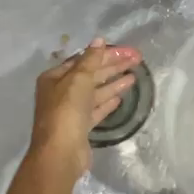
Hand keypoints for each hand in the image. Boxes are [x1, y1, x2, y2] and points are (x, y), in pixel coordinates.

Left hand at [30, 38, 139, 179]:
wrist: (60, 153)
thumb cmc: (66, 111)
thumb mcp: (78, 79)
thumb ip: (91, 59)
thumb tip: (99, 40)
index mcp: (55, 77)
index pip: (85, 59)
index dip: (107, 54)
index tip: (129, 52)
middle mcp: (61, 92)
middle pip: (91, 74)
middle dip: (113, 66)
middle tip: (138, 60)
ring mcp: (70, 110)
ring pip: (95, 91)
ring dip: (114, 82)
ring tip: (134, 76)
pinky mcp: (80, 126)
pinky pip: (96, 109)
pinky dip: (108, 101)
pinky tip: (121, 97)